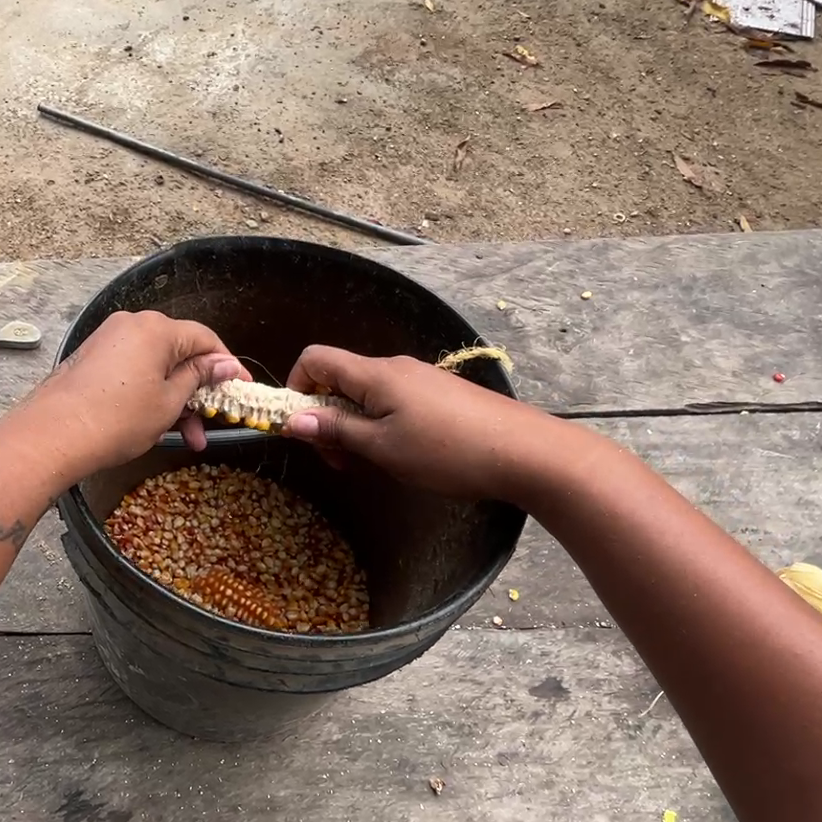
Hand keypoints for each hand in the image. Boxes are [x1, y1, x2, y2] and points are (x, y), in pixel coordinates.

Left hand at [7, 311, 245, 478]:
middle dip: (198, 390)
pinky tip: (155, 424)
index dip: (226, 364)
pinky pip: (132, 369)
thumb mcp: (169, 402)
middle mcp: (131, 325)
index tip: (240, 387)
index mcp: (156, 329)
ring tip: (184, 436)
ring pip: (155, 365)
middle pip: (178, 351)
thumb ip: (199, 379)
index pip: (204, 338)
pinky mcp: (92, 357)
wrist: (52, 434)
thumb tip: (224, 364)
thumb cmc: (115, 419)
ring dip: (174, 397)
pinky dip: (148, 392)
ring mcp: (107, 340)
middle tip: (211, 423)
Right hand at [280, 345, 569, 502]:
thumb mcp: (382, 447)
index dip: (296, 387)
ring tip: (369, 462)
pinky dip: (378, 424)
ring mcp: (419, 379)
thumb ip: (335, 429)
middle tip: (338, 460)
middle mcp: (394, 367)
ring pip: (364, 394)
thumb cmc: (448, 451)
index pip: (315, 359)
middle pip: (338, 379)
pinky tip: (399, 454)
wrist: (529, 453)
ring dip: (352, 425)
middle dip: (324, 416)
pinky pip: (391, 400)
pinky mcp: (438, 394)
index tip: (303, 427)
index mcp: (374, 375)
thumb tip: (292, 419)